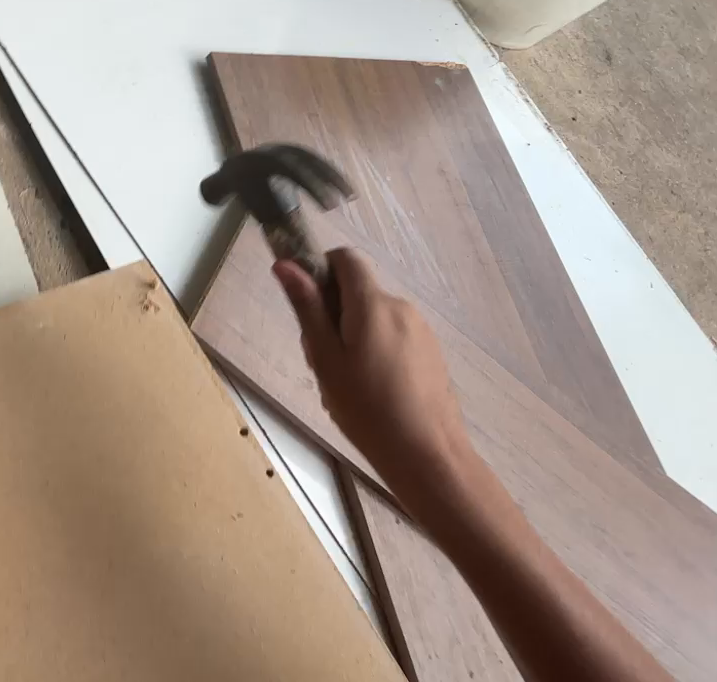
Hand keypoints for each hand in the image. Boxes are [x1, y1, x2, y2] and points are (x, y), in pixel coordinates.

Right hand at [272, 250, 475, 516]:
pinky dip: (376, 349)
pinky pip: (393, 335)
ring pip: (373, 316)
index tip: (307, 302)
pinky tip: (372, 391)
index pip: (345, 258)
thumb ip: (307, 307)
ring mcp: (420, 330)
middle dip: (333, 312)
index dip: (321, 269)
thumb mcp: (325, 358)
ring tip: (346, 382)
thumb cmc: (367, 409)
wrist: (429, 458)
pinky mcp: (431, 352)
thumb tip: (285, 264)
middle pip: (357, 290)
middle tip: (322, 359)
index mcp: (372, 304)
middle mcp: (400, 307)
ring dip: (353, 334)